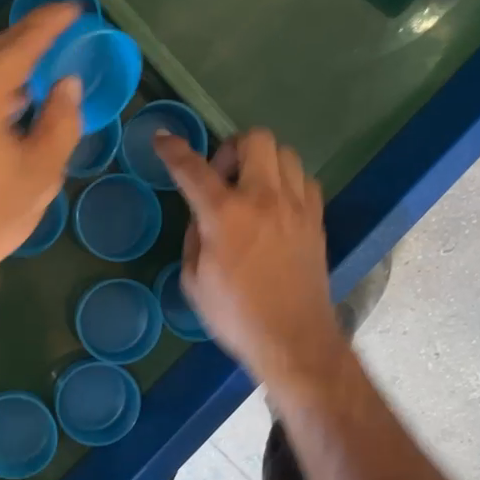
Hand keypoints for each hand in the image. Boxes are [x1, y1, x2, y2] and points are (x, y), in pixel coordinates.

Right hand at [156, 129, 348, 388]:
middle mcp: (264, 199)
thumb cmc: (235, 316)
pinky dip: (287, 183)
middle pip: (254, 140)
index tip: (163, 139)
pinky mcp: (317, 220)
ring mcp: (296, 206)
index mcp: (225, 214)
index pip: (193, 168)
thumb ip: (194, 239)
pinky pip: (304, 180)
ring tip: (251, 190)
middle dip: (231, 148)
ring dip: (262, 162)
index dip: (174, 150)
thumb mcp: (194, 281)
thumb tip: (203, 218)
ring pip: (285, 153)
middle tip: (221, 177)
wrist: (293, 339)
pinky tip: (276, 207)